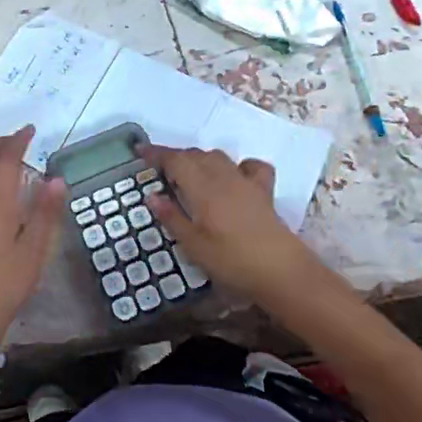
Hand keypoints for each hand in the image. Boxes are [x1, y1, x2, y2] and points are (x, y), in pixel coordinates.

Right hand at [142, 145, 348, 306]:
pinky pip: (251, 167)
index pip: (175, 160)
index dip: (156, 153)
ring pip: (218, 157)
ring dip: (200, 158)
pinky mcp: (264, 192)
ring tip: (188, 173)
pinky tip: (233, 177)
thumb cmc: (232, 261)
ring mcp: (246, 183)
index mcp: (203, 188)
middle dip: (175, 156)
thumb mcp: (193, 245)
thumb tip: (152, 196)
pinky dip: (238, 165)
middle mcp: (223, 178)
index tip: (139, 150)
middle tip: (158, 169)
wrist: (282, 271)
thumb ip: (172, 218)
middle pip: (196, 155)